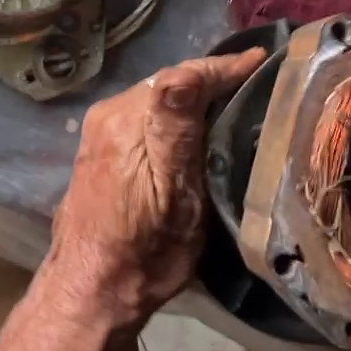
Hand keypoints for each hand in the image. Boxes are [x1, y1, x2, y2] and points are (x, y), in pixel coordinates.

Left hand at [42, 48, 266, 329]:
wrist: (90, 291)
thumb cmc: (144, 250)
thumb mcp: (176, 197)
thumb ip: (177, 128)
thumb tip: (188, 71)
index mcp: (129, 118)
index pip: (184, 76)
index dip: (224, 67)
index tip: (261, 60)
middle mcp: (110, 111)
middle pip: (169, 80)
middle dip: (210, 77)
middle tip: (253, 80)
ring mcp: (99, 128)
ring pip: (156, 96)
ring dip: (191, 94)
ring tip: (230, 98)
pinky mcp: (98, 145)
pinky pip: (144, 112)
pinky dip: (171, 112)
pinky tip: (191, 124)